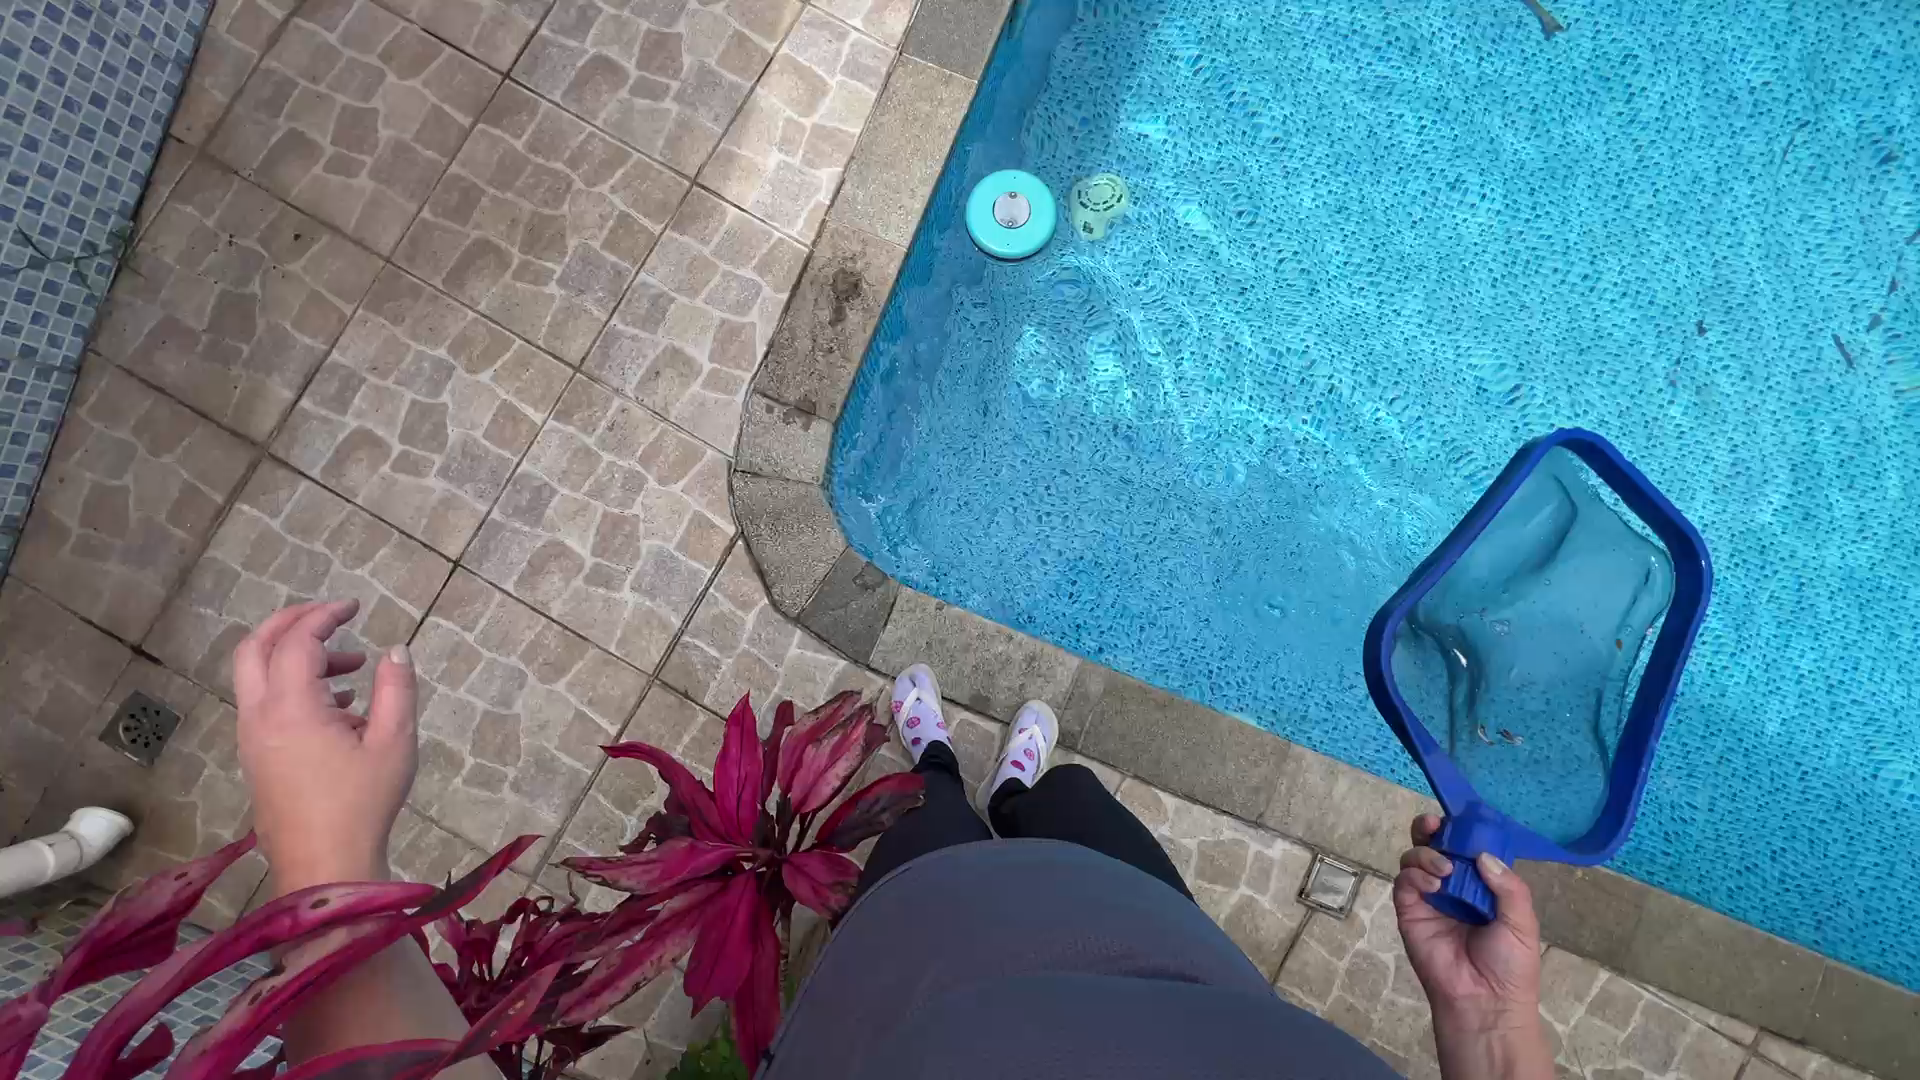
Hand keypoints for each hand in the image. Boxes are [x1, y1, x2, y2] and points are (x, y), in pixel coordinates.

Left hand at [234, 599, 418, 893]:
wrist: (324, 860)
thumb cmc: (364, 798)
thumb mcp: (396, 740)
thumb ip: (397, 689)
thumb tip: (396, 650)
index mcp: (292, 709)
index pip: (297, 644)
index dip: (324, 616)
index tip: (356, 606)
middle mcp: (259, 717)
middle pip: (254, 650)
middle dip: (291, 623)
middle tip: (333, 614)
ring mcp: (253, 737)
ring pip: (256, 676)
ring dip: (297, 655)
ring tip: (354, 665)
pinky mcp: (258, 754)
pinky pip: (265, 701)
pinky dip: (295, 682)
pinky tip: (342, 702)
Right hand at [1394, 814, 1553, 1079]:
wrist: (1485, 1000)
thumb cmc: (1510, 966)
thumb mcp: (1522, 925)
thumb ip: (1509, 888)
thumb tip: (1483, 855)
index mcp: (1480, 886)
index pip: (1466, 849)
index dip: (1461, 832)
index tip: (1459, 820)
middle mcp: (1451, 885)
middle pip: (1433, 845)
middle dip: (1430, 829)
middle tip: (1434, 825)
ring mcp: (1427, 895)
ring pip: (1415, 856)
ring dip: (1426, 854)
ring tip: (1444, 868)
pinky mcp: (1408, 907)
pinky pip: (1404, 879)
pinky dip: (1415, 874)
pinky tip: (1433, 883)